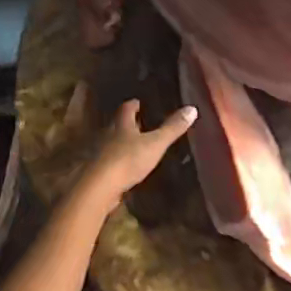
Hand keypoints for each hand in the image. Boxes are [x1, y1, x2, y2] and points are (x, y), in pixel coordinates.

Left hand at [79, 100, 195, 199]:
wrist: (99, 187)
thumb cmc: (128, 160)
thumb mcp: (155, 143)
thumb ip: (172, 128)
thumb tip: (192, 108)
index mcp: (121, 125)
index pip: (126, 110)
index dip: (132, 105)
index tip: (138, 102)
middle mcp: (108, 136)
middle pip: (116, 125)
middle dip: (127, 123)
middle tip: (139, 122)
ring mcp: (101, 154)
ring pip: (111, 143)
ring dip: (121, 142)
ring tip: (135, 144)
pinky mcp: (98, 172)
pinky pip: (110, 161)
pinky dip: (118, 161)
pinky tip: (126, 167)